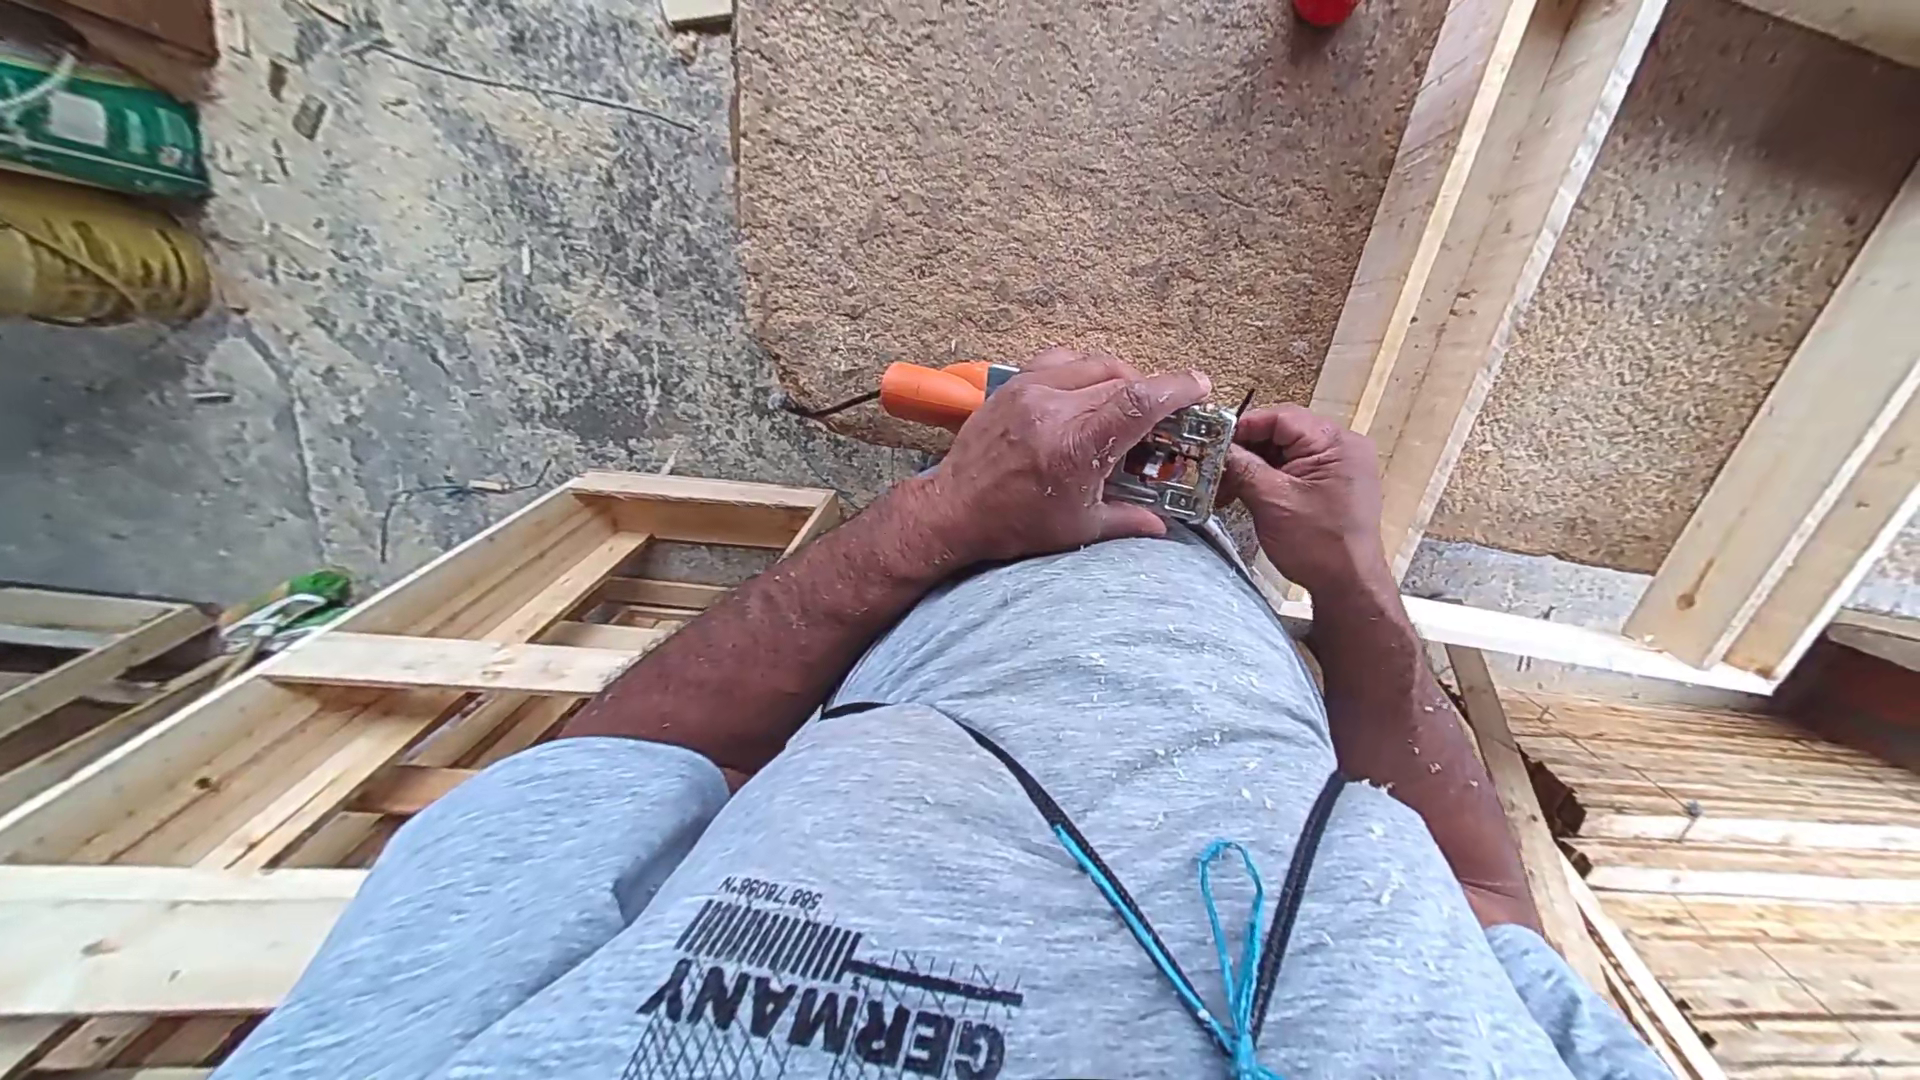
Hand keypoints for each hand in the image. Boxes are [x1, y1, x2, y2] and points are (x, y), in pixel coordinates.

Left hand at [913, 348, 1211, 564]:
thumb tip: (1162, 523)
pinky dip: (1082, 369)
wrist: (955, 510)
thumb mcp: (1078, 527)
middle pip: (1123, 379)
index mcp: (1076, 447)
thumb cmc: (1012, 522)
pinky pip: (1059, 360)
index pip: (1140, 399)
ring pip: (1094, 363)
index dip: (1178, 387)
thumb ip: (1128, 519)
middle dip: (1150, 393)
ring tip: (1121, 404)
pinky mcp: (1012, 386)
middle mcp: (1054, 410)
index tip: (1198, 387)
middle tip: (1156, 417)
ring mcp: (1029, 392)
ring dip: (1119, 378)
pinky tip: (1084, 391)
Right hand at [1222, 404, 1390, 594]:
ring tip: (1222, 488)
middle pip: (1278, 433)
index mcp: (1335, 444)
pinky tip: (1237, 494)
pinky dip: (1259, 480)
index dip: (1242, 427)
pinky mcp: (1322, 486)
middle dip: (1242, 450)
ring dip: (1247, 468)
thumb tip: (1214, 447)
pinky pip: (1284, 471)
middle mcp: (1338, 449)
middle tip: (1211, 466)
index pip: (1280, 418)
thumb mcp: (1272, 500)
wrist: (1345, 584)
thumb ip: (1242, 467)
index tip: (1211, 442)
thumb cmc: (1319, 544)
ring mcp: (1332, 468)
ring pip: (1278, 453)